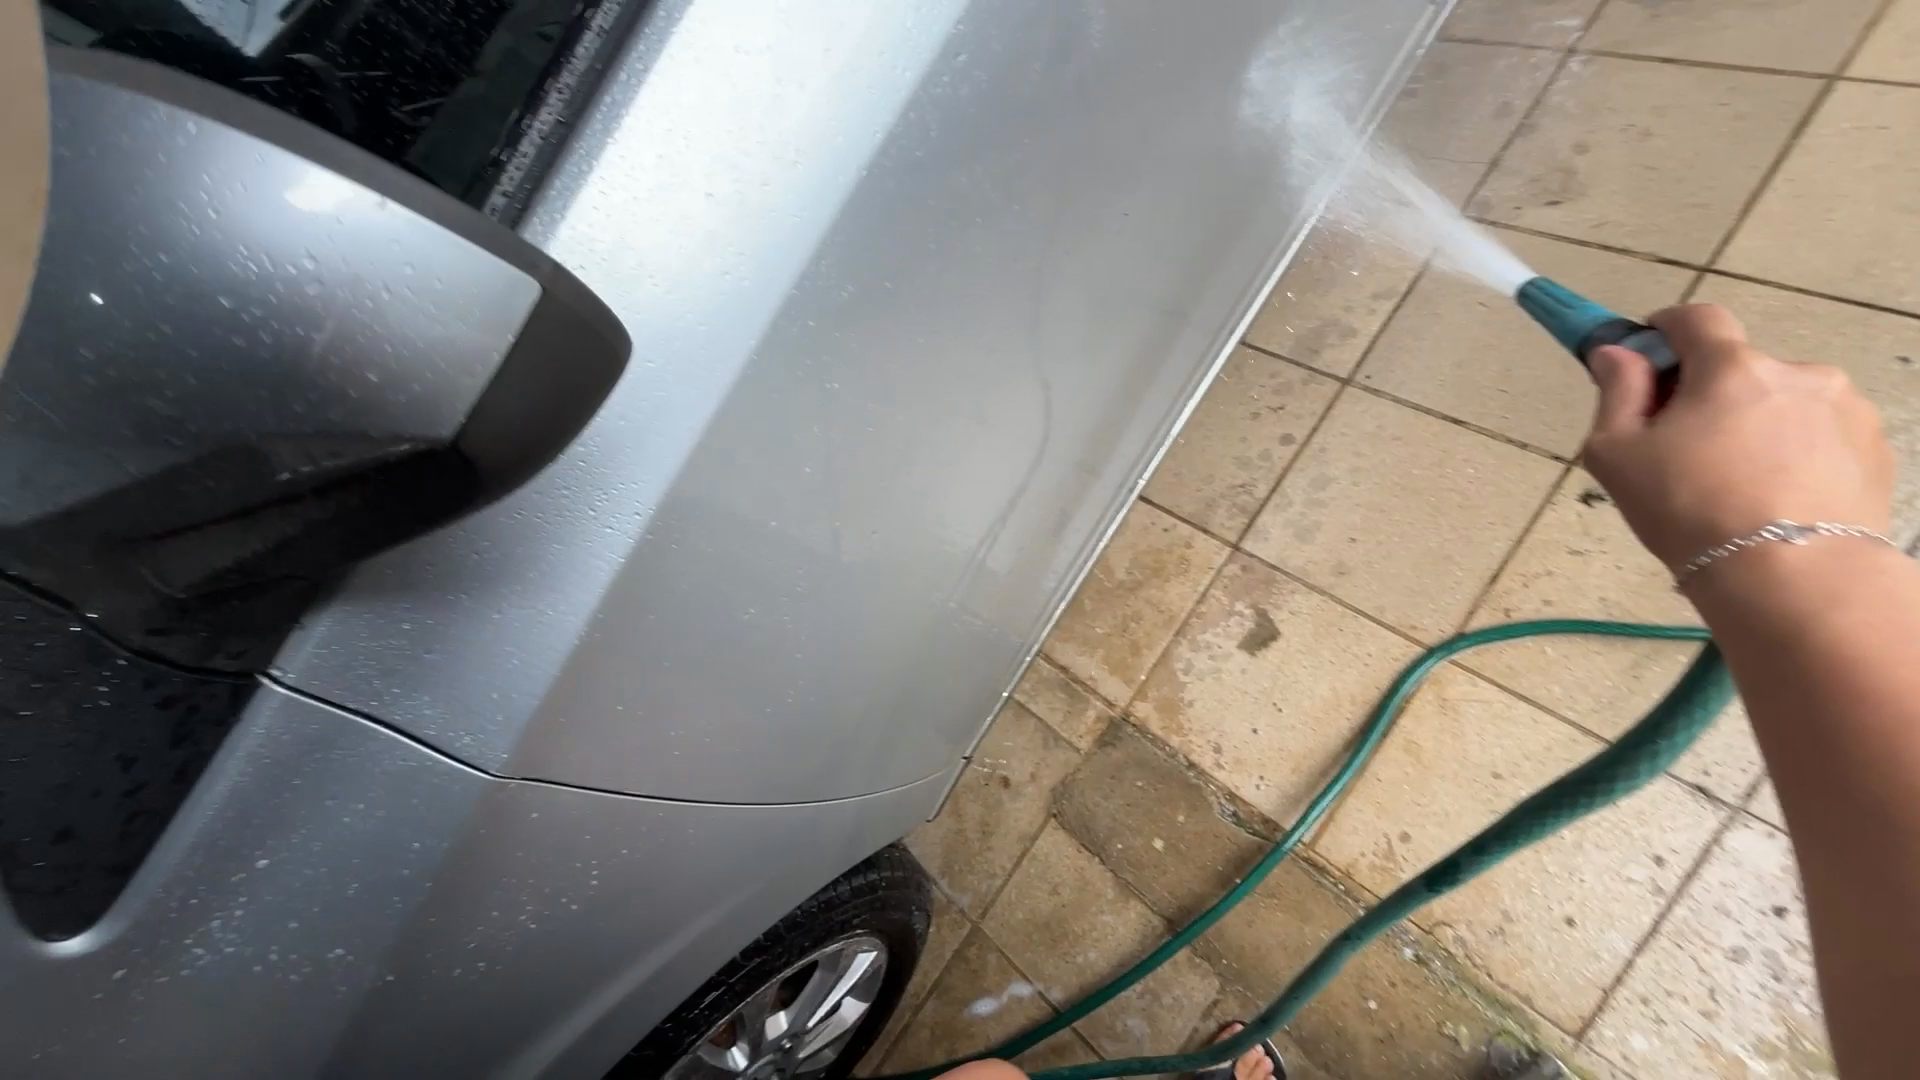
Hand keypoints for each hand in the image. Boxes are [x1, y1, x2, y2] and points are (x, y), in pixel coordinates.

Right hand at [1581, 303, 1894, 573]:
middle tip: (1677, 444)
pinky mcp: (1875, 446)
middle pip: (1738, 367)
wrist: (1791, 571)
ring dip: (1750, 420)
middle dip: (1705, 392)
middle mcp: (1799, 373)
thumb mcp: (1616, 452)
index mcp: (1731, 369)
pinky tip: (1768, 492)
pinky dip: (1788, 448)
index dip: (1663, 328)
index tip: (1644, 355)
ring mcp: (1846, 408)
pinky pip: (1816, 432)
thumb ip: (1616, 392)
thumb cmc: (1683, 506)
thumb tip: (1617, 353)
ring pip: (1779, 400)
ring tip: (1728, 478)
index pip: (1697, 319)